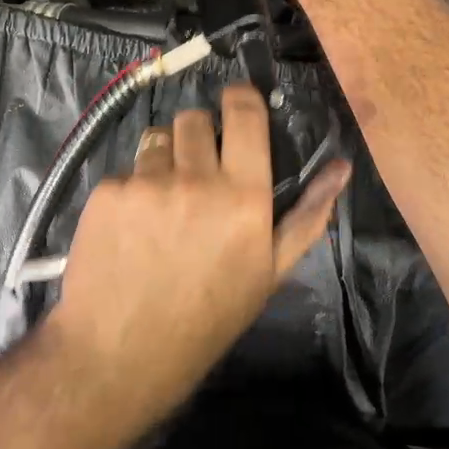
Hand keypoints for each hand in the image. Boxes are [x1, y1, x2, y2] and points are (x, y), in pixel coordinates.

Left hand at [43, 83, 351, 415]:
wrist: (122, 351)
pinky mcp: (108, 191)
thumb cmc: (208, 317)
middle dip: (198, 136)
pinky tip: (131, 228)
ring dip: (163, 159)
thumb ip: (308, 216)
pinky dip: (130, 190)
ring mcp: (146, 183)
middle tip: (197, 171)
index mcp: (243, 198)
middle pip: (194, 118)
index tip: (236, 101)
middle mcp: (195, 180)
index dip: (240, 97)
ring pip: (157, 139)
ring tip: (162, 205)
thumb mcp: (269, 273)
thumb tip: (341, 167)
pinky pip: (125, 171)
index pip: (244, 114)